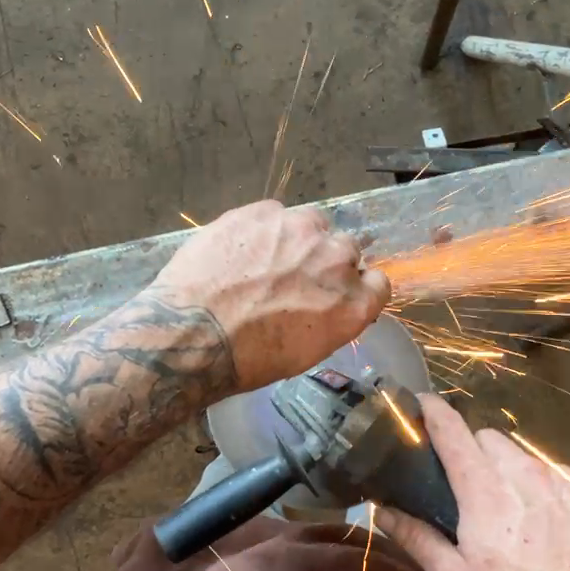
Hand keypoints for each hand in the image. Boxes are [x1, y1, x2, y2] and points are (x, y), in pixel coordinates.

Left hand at [149, 200, 389, 390]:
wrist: (192, 334)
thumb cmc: (247, 359)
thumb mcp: (304, 353)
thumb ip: (329, 319)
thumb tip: (322, 304)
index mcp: (353, 303)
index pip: (377, 283)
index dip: (353, 287)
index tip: (331, 294)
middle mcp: (337, 259)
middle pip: (345, 249)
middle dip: (322, 262)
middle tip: (289, 281)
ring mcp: (300, 229)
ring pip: (311, 224)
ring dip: (295, 240)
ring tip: (261, 262)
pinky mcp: (263, 211)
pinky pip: (273, 215)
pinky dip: (261, 229)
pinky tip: (237, 251)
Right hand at [375, 396, 569, 570]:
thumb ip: (416, 538)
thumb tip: (380, 512)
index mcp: (484, 488)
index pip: (451, 429)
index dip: (432, 410)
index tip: (421, 403)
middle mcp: (523, 470)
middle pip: (488, 437)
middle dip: (474, 451)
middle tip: (472, 487)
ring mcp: (563, 477)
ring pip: (525, 455)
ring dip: (511, 470)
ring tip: (517, 511)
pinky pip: (559, 474)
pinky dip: (548, 488)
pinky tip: (554, 525)